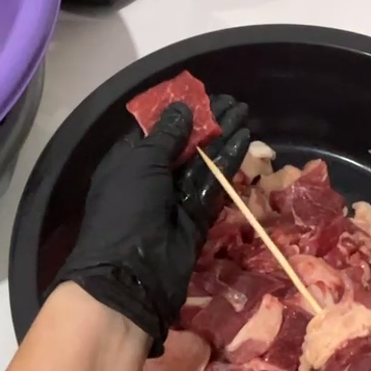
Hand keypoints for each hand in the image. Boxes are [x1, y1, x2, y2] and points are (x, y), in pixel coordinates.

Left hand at [56, 96, 251, 354]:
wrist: (130, 275)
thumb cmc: (126, 211)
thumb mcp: (141, 163)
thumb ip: (166, 135)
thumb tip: (183, 108)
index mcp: (129, 160)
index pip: (156, 127)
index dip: (179, 110)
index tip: (203, 94)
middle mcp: (152, 175)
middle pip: (184, 142)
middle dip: (208, 121)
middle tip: (234, 103)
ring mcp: (175, 197)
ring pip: (203, 161)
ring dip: (223, 138)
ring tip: (245, 115)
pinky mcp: (196, 216)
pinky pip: (214, 184)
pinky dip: (228, 163)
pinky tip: (243, 142)